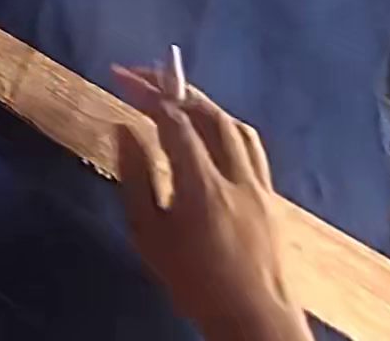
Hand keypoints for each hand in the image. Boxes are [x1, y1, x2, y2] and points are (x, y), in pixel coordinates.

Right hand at [113, 66, 310, 340]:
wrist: (257, 327)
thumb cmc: (192, 279)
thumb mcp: (147, 230)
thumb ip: (135, 174)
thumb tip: (124, 128)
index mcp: (203, 186)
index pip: (175, 121)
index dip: (146, 92)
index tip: (118, 75)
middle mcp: (238, 180)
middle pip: (212, 116)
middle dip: (174, 87)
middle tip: (141, 75)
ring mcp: (261, 190)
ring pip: (236, 128)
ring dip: (201, 104)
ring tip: (171, 96)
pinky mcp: (272, 201)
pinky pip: (248, 147)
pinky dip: (220, 125)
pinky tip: (202, 131)